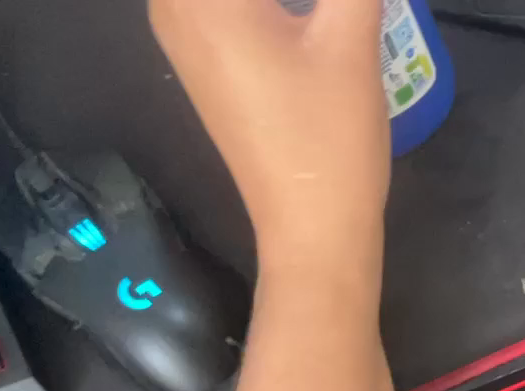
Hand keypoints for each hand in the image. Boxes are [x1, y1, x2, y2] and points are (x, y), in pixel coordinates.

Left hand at [150, 0, 390, 267]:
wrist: (314, 233)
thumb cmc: (330, 143)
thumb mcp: (350, 47)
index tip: (326, 2)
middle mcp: (174, 3)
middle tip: (331, 5)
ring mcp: (186, 35)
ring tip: (325, 10)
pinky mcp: (208, 64)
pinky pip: (220, 5)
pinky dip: (264, 4)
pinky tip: (300, 12)